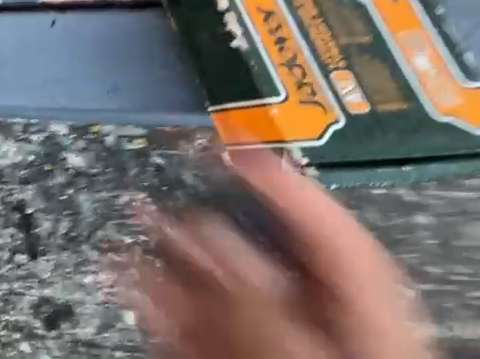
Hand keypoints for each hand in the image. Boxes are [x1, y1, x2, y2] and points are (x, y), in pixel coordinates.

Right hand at [127, 152, 434, 358]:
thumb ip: (258, 305)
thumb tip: (208, 240)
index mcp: (362, 331)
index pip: (334, 243)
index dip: (288, 187)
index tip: (237, 142)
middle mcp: (313, 336)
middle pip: (258, 260)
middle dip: (199, 218)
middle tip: (154, 185)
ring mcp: (264, 352)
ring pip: (209, 289)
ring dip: (159, 248)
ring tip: (120, 217)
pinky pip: (180, 320)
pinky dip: (145, 292)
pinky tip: (117, 268)